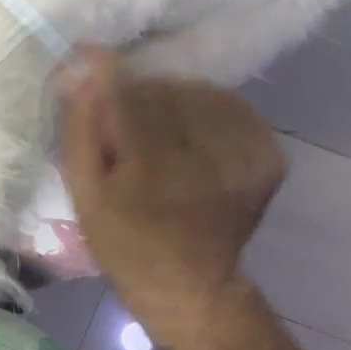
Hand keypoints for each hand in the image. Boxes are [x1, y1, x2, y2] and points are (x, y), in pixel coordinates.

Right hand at [58, 48, 284, 349]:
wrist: (188, 283)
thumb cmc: (122, 241)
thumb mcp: (84, 192)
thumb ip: (81, 129)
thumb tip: (80, 68)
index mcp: (153, 174)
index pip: (129, 96)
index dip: (107, 80)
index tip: (89, 66)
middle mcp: (207, 161)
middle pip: (166, 91)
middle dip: (140, 97)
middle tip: (126, 125)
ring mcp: (246, 159)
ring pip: (201, 93)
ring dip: (174, 102)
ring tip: (160, 133)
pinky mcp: (270, 157)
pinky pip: (232, 107)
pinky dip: (207, 112)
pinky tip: (192, 138)